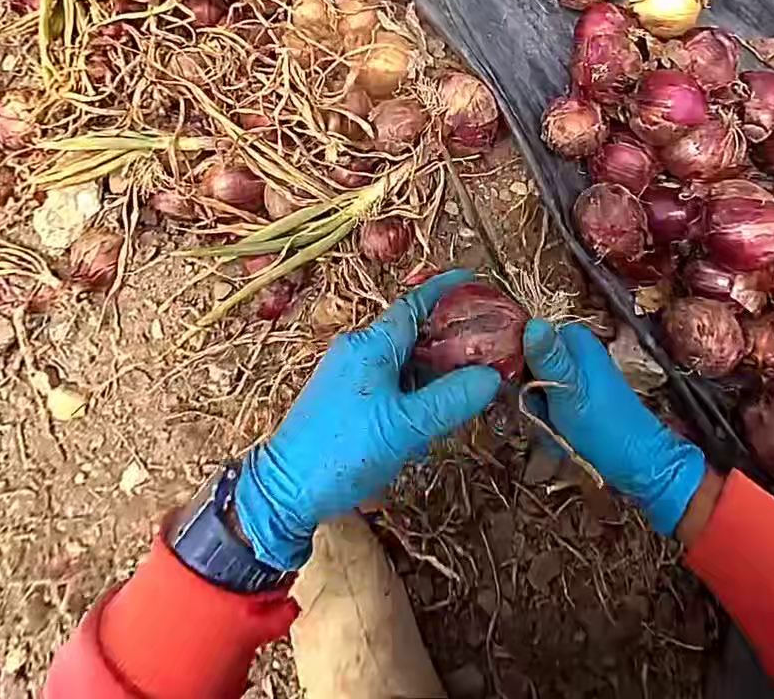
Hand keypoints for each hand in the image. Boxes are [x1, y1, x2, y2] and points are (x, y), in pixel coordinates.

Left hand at [233, 269, 500, 568]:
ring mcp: (350, 374)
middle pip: (413, 329)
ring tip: (469, 372)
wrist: (281, 495)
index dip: (445, 288)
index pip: (415, 304)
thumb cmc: (343, 451)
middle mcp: (359, 350)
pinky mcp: (346, 397)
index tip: (472, 278)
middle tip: (485, 335)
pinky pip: (391, 379)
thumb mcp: (406, 426)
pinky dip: (417, 384)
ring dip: (434, 362)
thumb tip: (491, 377)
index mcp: (372, 345)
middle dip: (448, 330)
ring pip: (403, 356)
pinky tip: (434, 405)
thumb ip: (451, 399)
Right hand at [523, 320, 705, 534]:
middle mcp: (575, 349)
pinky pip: (548, 399)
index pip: (525, 334)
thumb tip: (531, 323)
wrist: (637, 460)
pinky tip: (555, 430)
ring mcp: (576, 372)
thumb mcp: (569, 391)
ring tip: (548, 424)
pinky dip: (547, 415)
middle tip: (537, 411)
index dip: (514, 360)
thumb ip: (549, 358)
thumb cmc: (604, 426)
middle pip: (528, 360)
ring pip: (534, 383)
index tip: (515, 384)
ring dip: (535, 407)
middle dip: (525, 388)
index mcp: (574, 338)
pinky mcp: (577, 393)